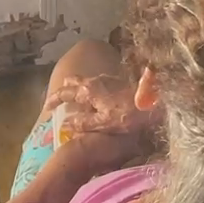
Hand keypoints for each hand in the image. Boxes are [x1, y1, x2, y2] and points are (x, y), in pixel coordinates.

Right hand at [43, 74, 157, 139]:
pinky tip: (96, 102)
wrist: (156, 101)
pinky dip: (88, 91)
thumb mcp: (104, 123)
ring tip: (77, 104)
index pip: (64, 93)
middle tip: (61, 103)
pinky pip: (94, 83)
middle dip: (64, 90)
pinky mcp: (116, 81)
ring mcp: (106, 79)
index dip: (53, 100)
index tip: (46, 108)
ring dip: (76, 90)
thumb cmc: (130, 115)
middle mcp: (94, 81)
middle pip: (72, 81)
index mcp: (88, 91)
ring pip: (84, 81)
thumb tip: (64, 123)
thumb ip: (83, 123)